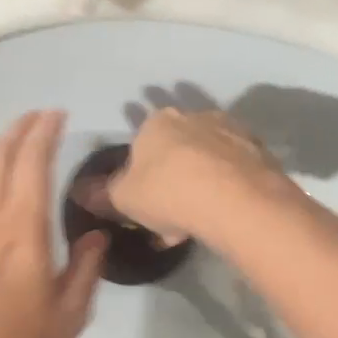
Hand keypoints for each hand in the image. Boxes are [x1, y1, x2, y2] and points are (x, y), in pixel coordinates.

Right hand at [107, 108, 292, 245]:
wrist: (234, 200)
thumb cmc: (167, 193)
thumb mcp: (123, 199)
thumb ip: (102, 194)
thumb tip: (79, 192)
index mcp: (156, 122)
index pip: (141, 144)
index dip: (140, 176)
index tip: (144, 202)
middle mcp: (193, 116)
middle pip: (176, 150)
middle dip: (172, 179)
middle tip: (170, 216)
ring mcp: (229, 130)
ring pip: (206, 160)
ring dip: (200, 185)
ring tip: (198, 221)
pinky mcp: (258, 149)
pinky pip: (233, 170)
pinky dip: (226, 188)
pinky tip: (222, 214)